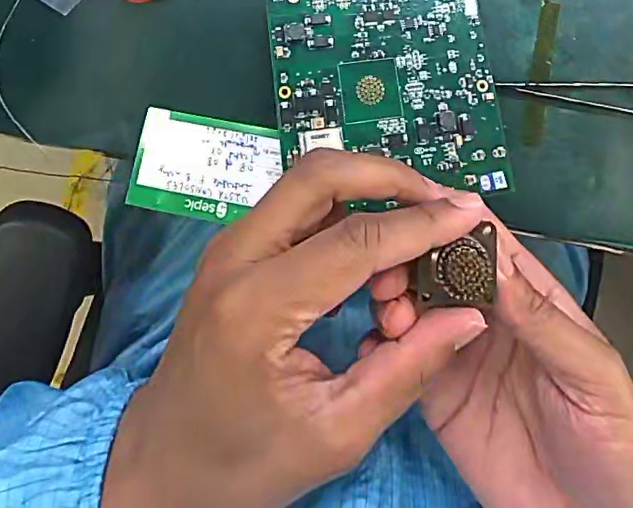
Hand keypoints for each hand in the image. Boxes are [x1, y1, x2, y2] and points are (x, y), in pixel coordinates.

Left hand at [104, 150, 491, 507]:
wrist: (163, 456)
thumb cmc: (245, 458)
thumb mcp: (335, 432)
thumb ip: (405, 368)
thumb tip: (467, 315)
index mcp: (258, 303)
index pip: (352, 240)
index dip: (419, 224)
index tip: (469, 214)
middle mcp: (237, 252)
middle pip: (317, 175)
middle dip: (387, 175)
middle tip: (441, 201)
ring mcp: (231, 243)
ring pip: (305, 180)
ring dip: (366, 187)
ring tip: (417, 225)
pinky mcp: (235, 246)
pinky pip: (296, 205)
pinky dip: (343, 208)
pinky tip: (376, 243)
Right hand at [367, 211, 632, 507]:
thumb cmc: (614, 448)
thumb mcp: (594, 376)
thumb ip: (543, 319)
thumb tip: (494, 261)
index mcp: (527, 298)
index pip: (486, 243)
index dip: (452, 220)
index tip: (417, 210)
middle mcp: (485, 314)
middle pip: (437, 265)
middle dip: (409, 257)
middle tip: (391, 271)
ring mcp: (456, 350)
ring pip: (412, 303)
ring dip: (392, 298)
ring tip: (389, 316)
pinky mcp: (436, 390)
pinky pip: (401, 356)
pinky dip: (380, 344)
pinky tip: (376, 346)